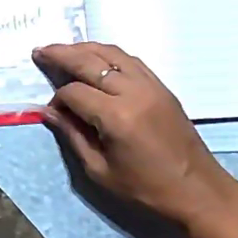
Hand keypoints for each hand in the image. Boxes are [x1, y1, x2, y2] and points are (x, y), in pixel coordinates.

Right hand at [34, 42, 237, 226]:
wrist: (197, 190)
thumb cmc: (146, 189)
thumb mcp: (100, 171)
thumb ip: (73, 136)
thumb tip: (49, 112)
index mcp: (116, 117)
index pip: (74, 93)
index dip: (57, 99)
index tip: (51, 111)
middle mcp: (133, 92)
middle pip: (90, 61)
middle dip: (61, 54)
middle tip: (40, 51)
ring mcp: (150, 85)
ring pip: (111, 53)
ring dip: (85, 48)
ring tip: (63, 50)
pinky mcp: (161, 86)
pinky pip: (130, 60)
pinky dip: (109, 54)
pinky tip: (96, 59)